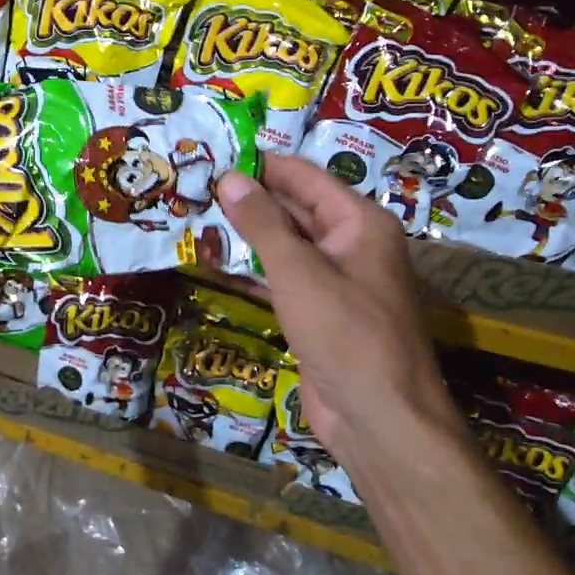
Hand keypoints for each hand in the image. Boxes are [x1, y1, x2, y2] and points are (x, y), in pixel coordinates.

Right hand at [216, 154, 457, 466]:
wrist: (379, 418)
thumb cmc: (345, 333)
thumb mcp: (297, 271)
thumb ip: (261, 222)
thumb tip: (229, 177)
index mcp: (360, 223)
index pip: (304, 177)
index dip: (261, 165)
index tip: (213, 156)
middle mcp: (352, 245)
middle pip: (294, 209)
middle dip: (248, 200)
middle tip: (195, 188)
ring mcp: (336, 281)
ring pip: (285, 245)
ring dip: (245, 235)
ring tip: (194, 218)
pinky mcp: (320, 313)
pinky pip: (282, 278)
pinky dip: (252, 269)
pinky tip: (214, 262)